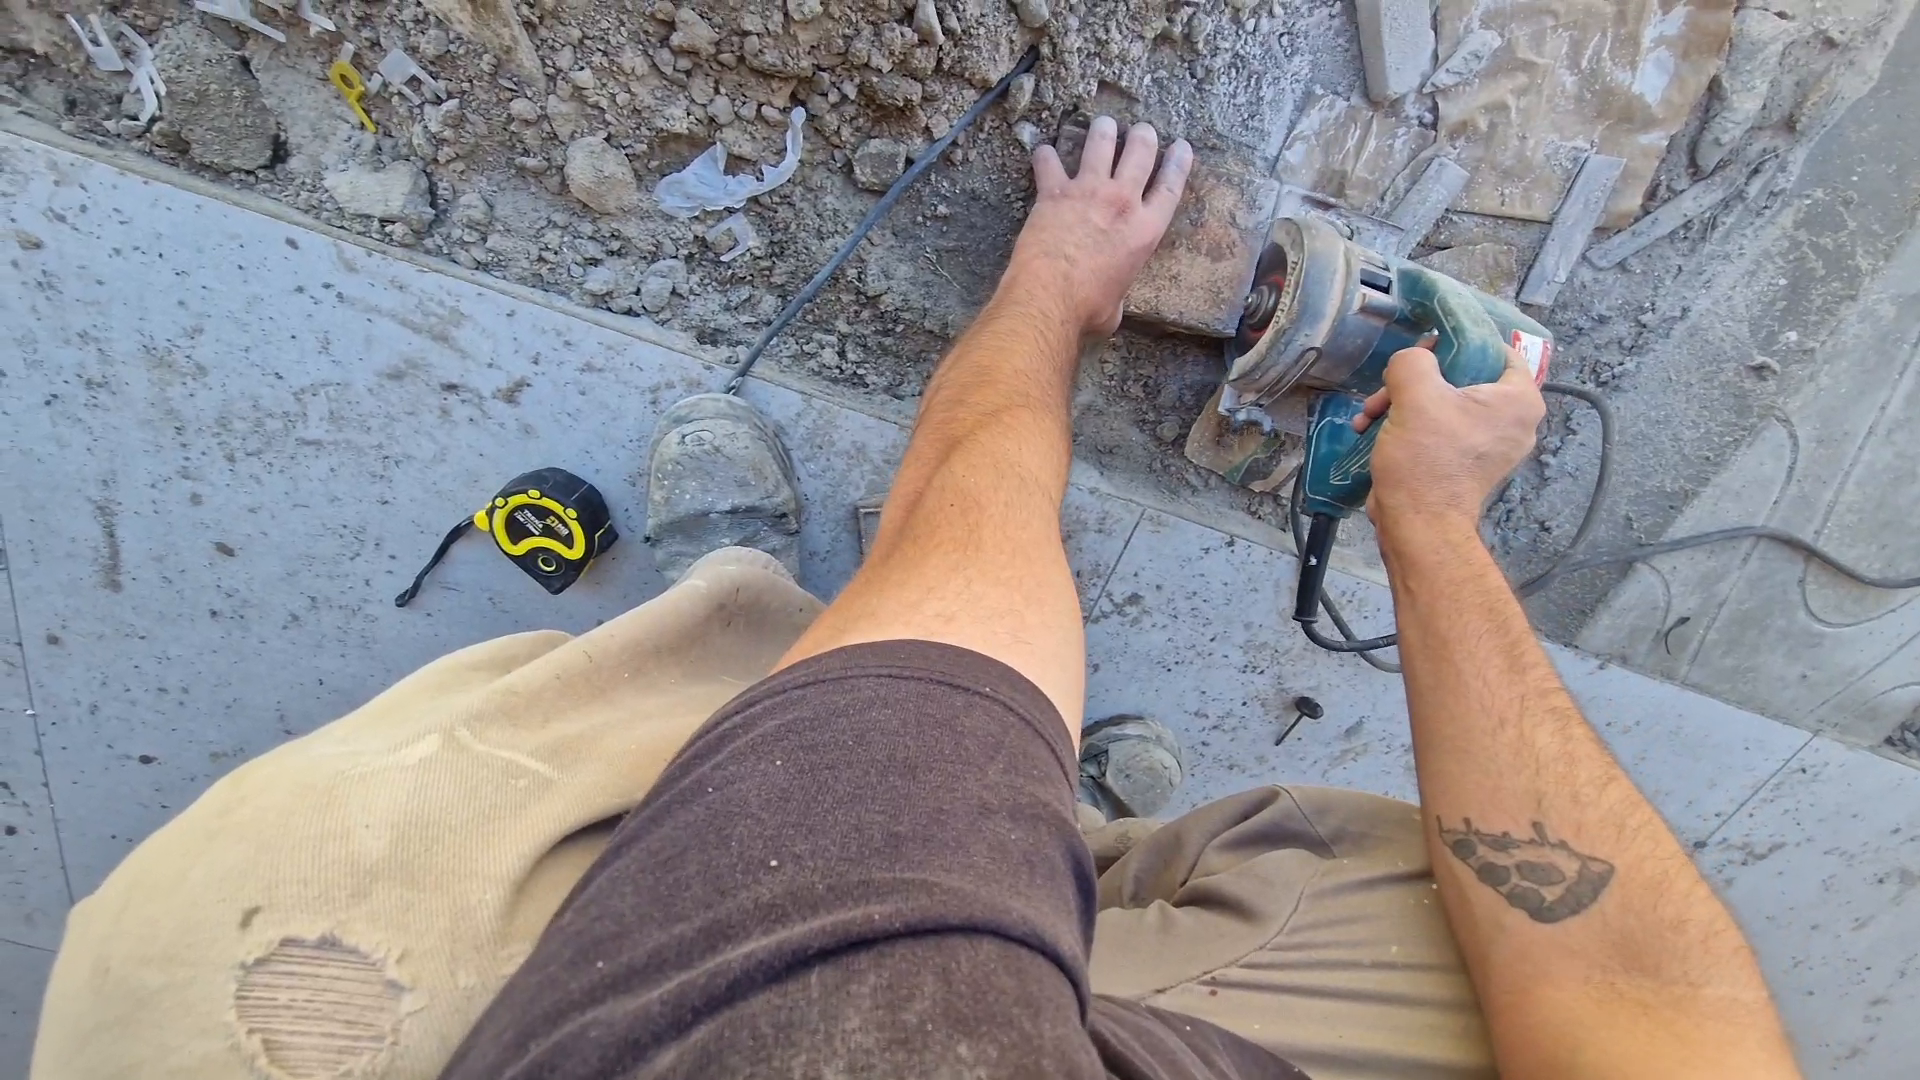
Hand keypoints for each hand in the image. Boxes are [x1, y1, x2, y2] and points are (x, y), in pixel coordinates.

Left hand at [1001, 116, 1192, 337]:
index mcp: (1145, 231)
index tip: (1181, 146)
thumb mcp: (1115, 307)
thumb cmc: (1086, 310)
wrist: (1050, 299)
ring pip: (1101, 142)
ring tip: (1102, 126)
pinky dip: (1045, 155)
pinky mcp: (1055, 193)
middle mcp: (1122, 203)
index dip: (1179, 163)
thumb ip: (1117, 295)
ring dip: (1103, 130)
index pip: (1171, 187)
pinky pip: (1049, 162)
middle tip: (1141, 131)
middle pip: (1141, 152)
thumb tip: (1109, 306)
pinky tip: (1043, 152)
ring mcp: (1088, 192)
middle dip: (1144, 136)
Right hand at [1355, 346, 1545, 535]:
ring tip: (1369, 419)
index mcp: (1518, 400)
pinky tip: (1373, 434)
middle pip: (1459, 381)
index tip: (1421, 350)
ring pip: (1441, 406)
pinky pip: (1436, 432)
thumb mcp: (1415, 396)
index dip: (1456, 344)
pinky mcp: (1463, 466)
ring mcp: (1488, 447)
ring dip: (1400, 407)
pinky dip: (1406, 429)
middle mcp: (1513, 422)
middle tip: (1383, 395)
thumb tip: (1410, 359)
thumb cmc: (1425, 459)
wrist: (1417, 522)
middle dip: (1412, 385)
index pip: (1496, 351)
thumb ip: (1413, 362)